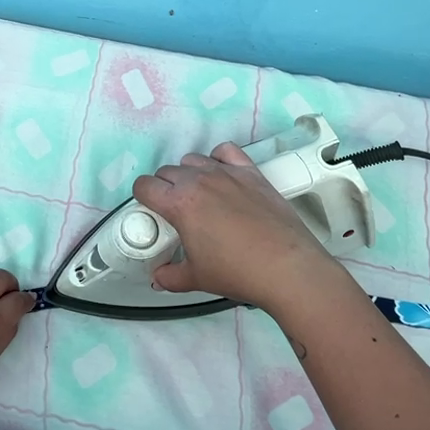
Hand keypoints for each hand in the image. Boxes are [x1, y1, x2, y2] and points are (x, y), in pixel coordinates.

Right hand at [132, 142, 343, 315]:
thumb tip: (158, 277)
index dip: (142, 197)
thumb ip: (170, 275)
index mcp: (179, 203)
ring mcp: (226, 173)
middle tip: (175, 211)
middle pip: (167, 171)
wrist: (287, 268)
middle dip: (165, 188)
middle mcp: (198, 180)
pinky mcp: (250, 172)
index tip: (151, 210)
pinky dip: (218, 159)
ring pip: (193, 160)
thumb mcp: (197, 278)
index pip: (144, 185)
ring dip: (189, 174)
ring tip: (200, 195)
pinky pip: (226, 151)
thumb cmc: (238, 272)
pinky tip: (222, 175)